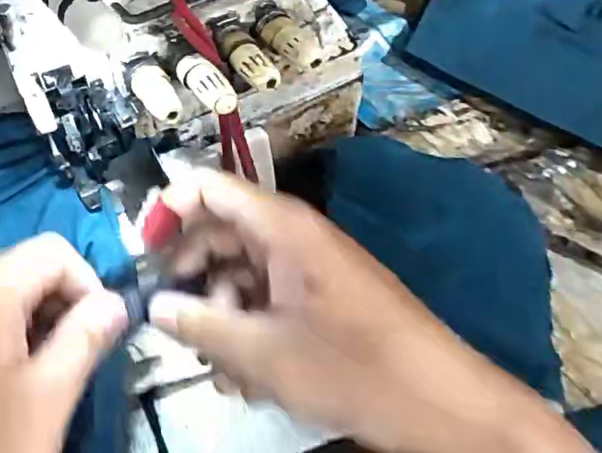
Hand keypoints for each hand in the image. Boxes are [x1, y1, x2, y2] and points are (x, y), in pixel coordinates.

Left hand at [0, 233, 130, 452]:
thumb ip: (85, 341)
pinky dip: (7, 335)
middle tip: (76, 367)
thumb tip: (115, 302)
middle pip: (32, 268)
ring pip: (8, 293)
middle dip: (63, 308)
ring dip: (37, 326)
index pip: (58, 251)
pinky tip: (6, 386)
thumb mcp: (44, 398)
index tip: (103, 338)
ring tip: (44, 383)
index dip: (90, 287)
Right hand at [148, 170, 592, 452]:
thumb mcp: (268, 354)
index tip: (143, 251)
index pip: (205, 186)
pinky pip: (265, 290)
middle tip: (169, 313)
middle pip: (217, 228)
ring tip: (211, 359)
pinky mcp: (320, 292)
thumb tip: (153, 305)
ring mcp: (307, 262)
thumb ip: (201, 324)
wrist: (458, 414)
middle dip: (188, 270)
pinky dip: (246, 320)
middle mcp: (289, 231)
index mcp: (278, 223)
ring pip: (239, 266)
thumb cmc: (357, 368)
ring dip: (217, 305)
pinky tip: (241, 371)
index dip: (167, 209)